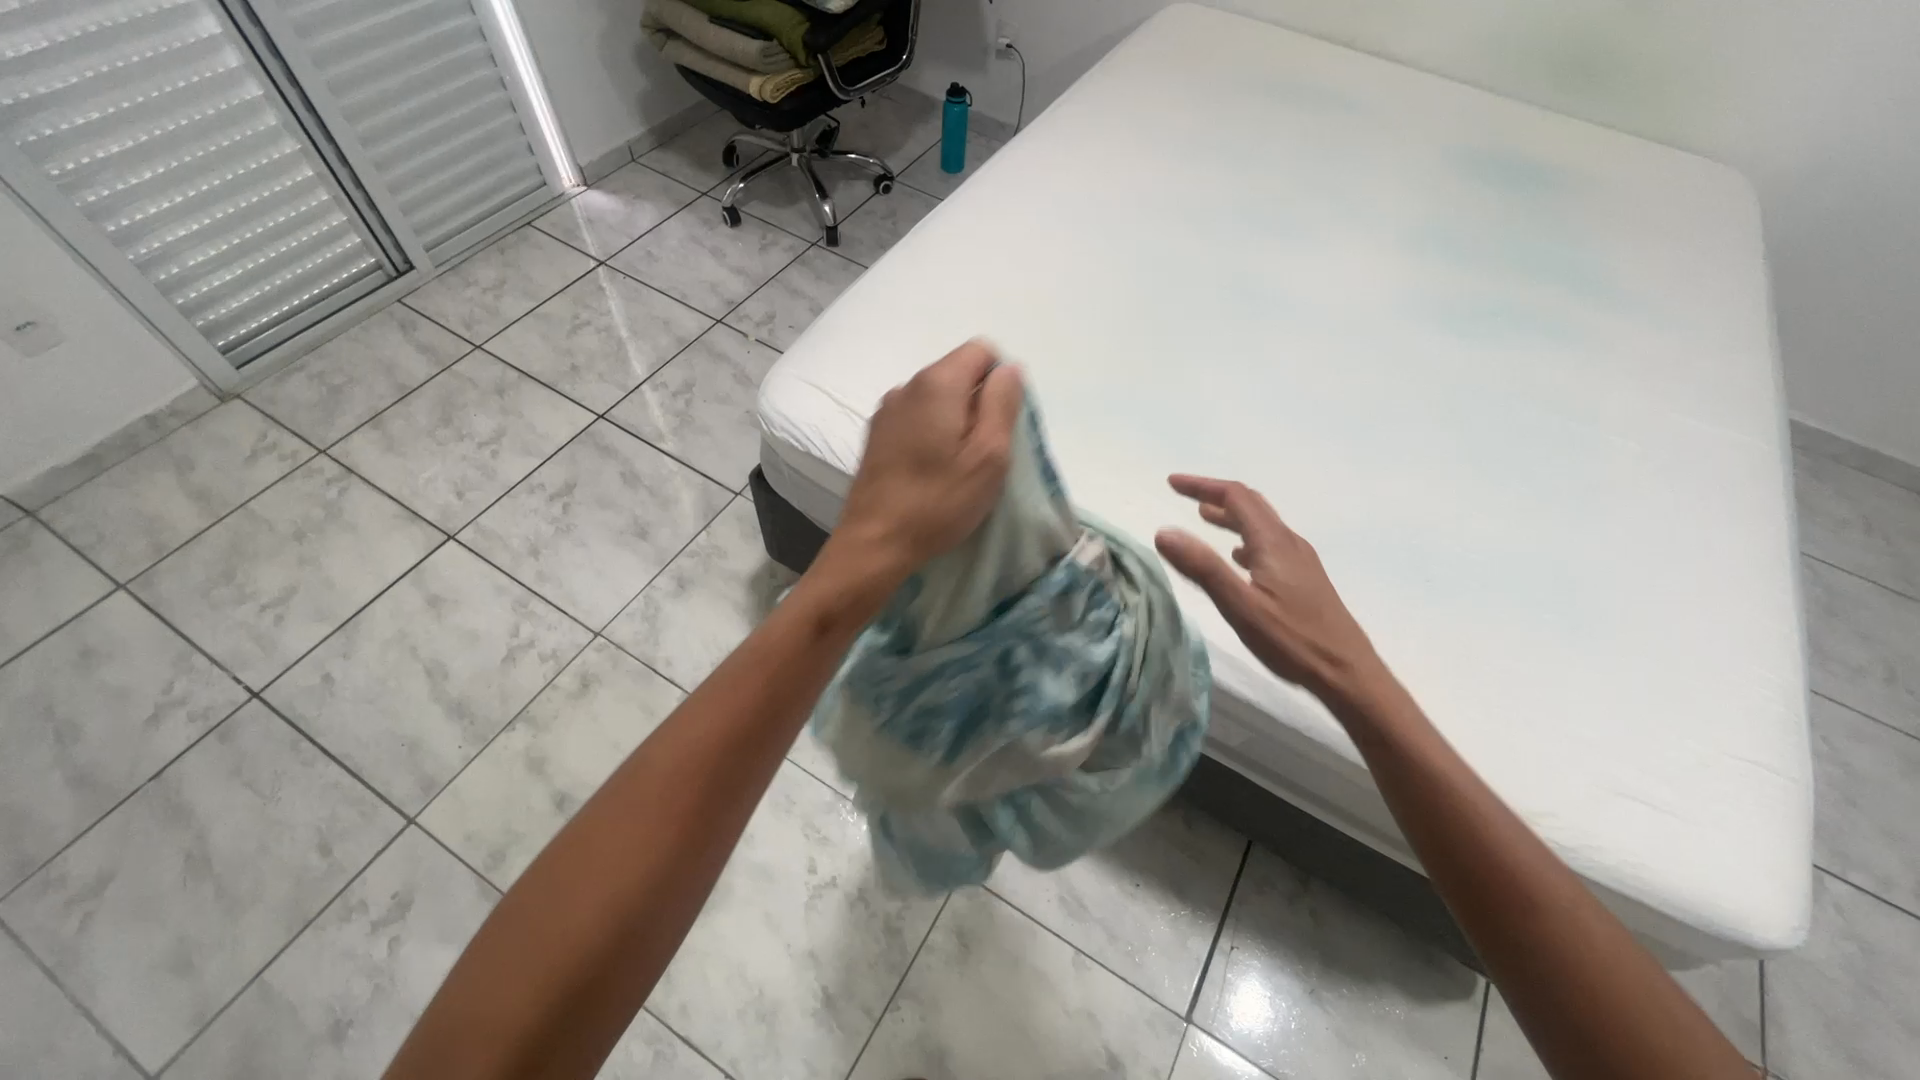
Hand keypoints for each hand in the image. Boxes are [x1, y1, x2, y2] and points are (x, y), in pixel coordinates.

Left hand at [823, 340, 1023, 587]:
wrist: (875, 542)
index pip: (981, 351)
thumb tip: (1010, 369)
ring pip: (936, 399)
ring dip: (955, 422)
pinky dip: (932, 435)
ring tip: (958, 466)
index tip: (1002, 424)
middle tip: (985, 453)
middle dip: (979, 404)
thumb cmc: (939, 501)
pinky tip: (932, 471)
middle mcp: (906, 386)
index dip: (1001, 381)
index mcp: (937, 383)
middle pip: (957, 374)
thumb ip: (1003, 404)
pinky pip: (916, 419)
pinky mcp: (876, 436)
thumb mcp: (990, 455)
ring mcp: (886, 411)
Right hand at [1155, 475, 1387, 707]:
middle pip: (1251, 505)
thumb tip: (1164, 531)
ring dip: (1232, 517)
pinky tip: (1239, 559)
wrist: (1347, 672)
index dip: (1202, 486)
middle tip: (1184, 495)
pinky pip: (1271, 545)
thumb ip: (1202, 567)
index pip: (1235, 497)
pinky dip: (1247, 539)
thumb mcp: (1240, 606)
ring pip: (1262, 525)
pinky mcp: (1306, 580)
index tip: (1172, 484)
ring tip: (1205, 519)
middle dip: (1216, 496)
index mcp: (1273, 543)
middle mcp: (1289, 543)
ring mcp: (1301, 561)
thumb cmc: (1292, 640)